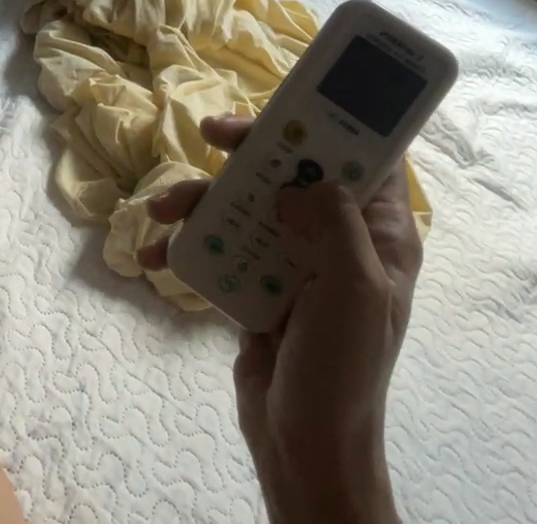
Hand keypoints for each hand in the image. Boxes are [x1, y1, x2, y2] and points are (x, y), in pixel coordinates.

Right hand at [138, 116, 421, 523]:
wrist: (301, 441)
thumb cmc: (343, 366)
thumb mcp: (354, 290)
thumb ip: (334, 222)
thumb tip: (297, 179)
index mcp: (377, 233)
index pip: (367, 157)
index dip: (337, 120)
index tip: (295, 94)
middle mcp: (335, 235)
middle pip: (291, 168)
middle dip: (249, 148)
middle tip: (211, 131)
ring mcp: (292, 256)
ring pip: (246, 201)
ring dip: (201, 198)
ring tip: (163, 209)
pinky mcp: (256, 279)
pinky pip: (219, 243)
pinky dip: (187, 244)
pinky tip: (159, 256)